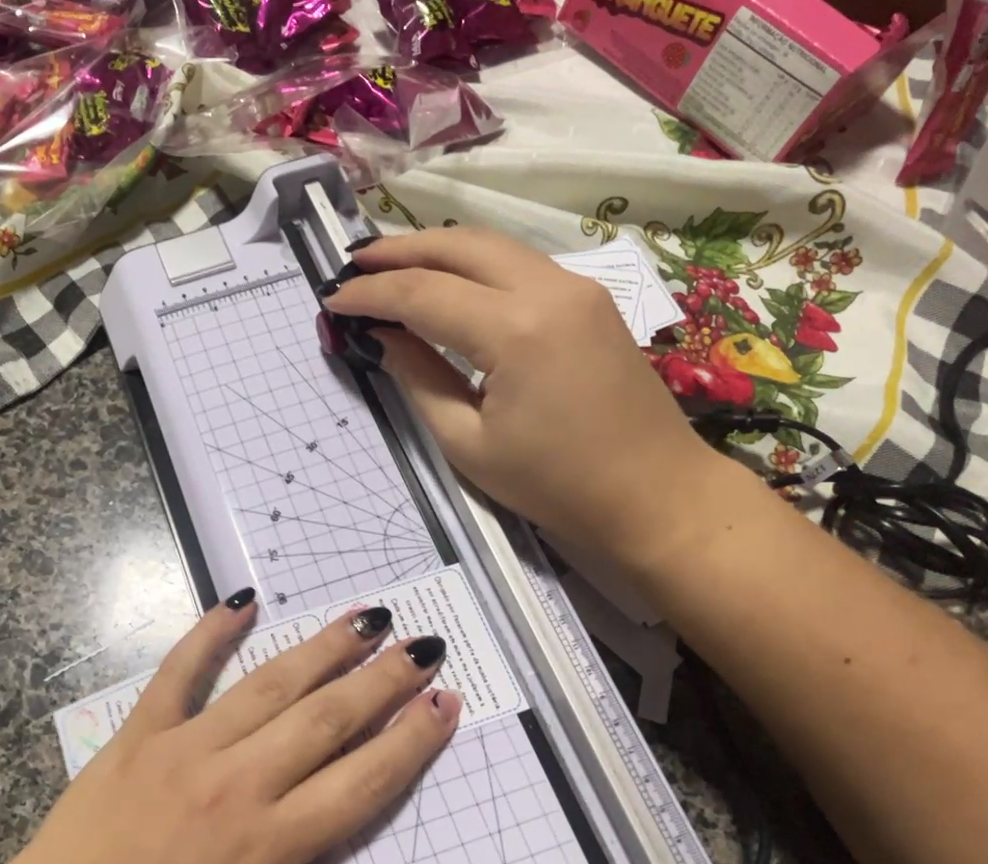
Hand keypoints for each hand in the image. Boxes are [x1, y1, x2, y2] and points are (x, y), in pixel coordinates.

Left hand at [0, 594, 463, 863]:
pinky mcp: (139, 731)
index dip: (410, 740)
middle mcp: (236, 781)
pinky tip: (241, 602)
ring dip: (321, 650)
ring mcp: (185, 748)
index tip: (445, 702)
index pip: (362, 780)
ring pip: (268, 686)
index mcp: (270, 842)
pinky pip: (178, 671)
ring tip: (364, 619)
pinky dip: (209, 633)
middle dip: (382, 680)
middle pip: (325, 719)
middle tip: (423, 644)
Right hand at [323, 226, 731, 569]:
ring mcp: (576, 288)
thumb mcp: (468, 444)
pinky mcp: (589, 299)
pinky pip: (518, 264)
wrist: (655, 493)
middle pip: (459, 246)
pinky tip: (447, 284)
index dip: (371, 293)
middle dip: (399, 250)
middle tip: (353, 264)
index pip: (423, 293)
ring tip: (390, 266)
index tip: (332, 299)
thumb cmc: (556, 484)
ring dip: (436, 251)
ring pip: (491, 246)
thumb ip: (419, 379)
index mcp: (516, 330)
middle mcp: (549, 289)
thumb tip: (383, 337)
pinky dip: (473, 265)